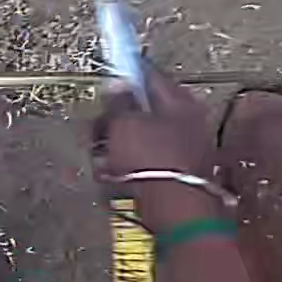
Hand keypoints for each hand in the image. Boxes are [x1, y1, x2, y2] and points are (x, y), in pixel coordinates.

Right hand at [90, 70, 223, 228]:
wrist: (175, 209)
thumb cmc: (148, 158)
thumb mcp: (124, 124)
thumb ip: (118, 102)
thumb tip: (117, 82)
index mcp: (178, 101)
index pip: (148, 74)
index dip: (124, 72)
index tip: (104, 73)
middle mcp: (186, 120)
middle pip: (141, 107)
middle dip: (114, 117)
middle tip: (95, 128)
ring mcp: (183, 146)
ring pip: (138, 135)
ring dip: (115, 143)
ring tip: (100, 158)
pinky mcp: (175, 170)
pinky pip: (143, 158)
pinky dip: (126, 163)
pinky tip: (111, 174)